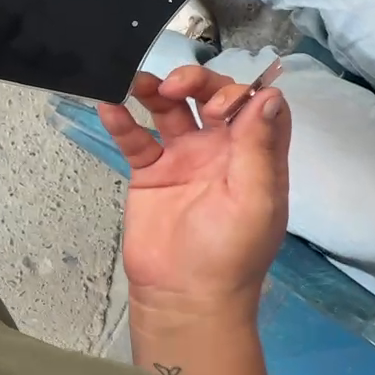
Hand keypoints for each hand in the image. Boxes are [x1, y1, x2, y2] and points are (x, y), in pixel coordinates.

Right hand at [97, 65, 291, 319]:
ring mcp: (181, 159)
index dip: (239, 93)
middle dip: (193, 82)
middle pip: (209, 98)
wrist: (183, 292)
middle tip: (171, 85)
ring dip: (153, 92)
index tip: (216, 106)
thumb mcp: (255, 199)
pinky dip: (121, 121)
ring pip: (169, 111)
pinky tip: (108, 107)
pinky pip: (135, 138)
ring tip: (135, 83)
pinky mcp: (148, 172)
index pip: (257, 106)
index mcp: (255, 156)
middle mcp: (220, 150)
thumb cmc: (229, 251)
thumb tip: (267, 95)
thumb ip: (257, 146)